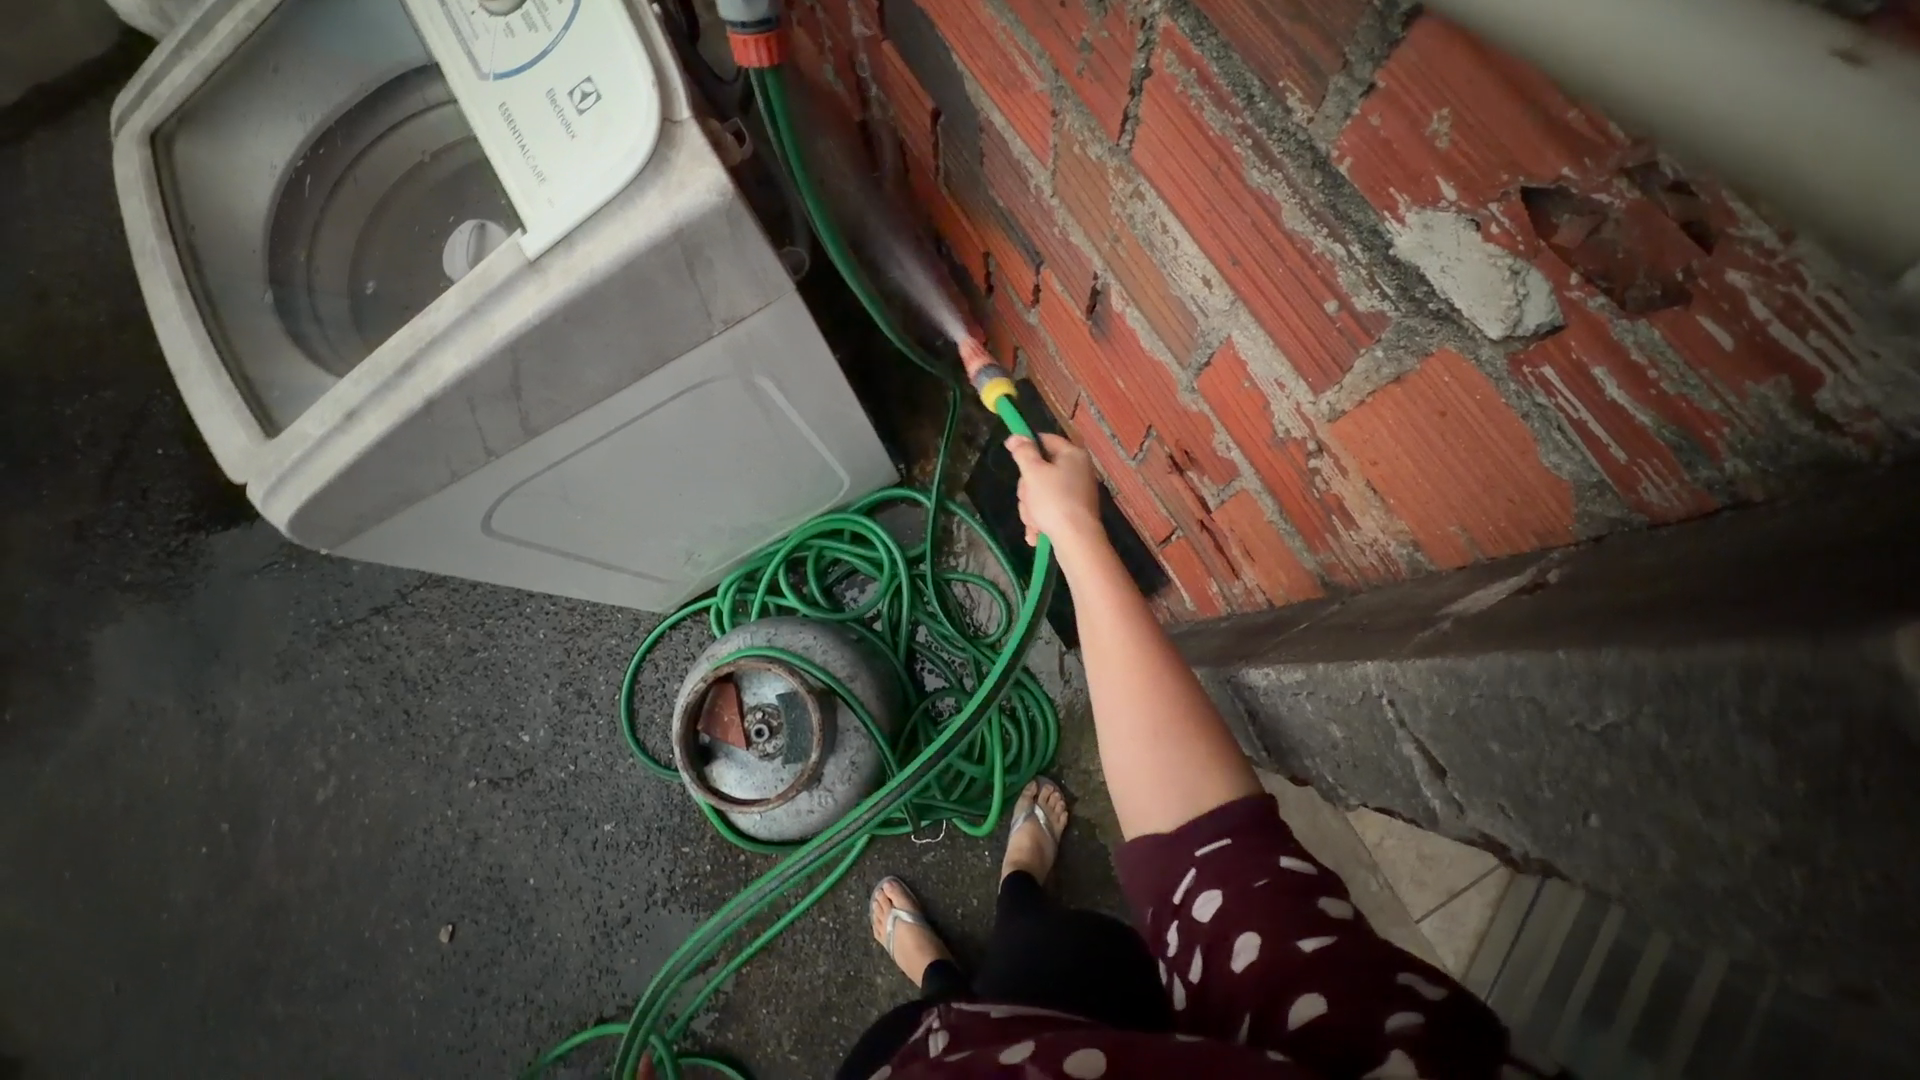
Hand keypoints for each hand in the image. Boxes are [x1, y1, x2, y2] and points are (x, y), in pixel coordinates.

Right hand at [1005, 434, 1105, 552]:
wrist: (1077, 540)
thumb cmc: (1054, 501)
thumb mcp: (1033, 472)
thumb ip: (1023, 452)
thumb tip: (1016, 436)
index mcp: (1072, 454)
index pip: (1044, 440)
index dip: (1026, 446)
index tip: (1012, 456)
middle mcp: (1077, 470)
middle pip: (1040, 470)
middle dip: (1028, 489)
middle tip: (1029, 499)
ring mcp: (1076, 492)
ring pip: (1040, 493)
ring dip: (1031, 508)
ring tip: (1035, 521)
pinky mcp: (1073, 512)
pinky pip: (1049, 509)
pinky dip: (1040, 520)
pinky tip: (1035, 534)